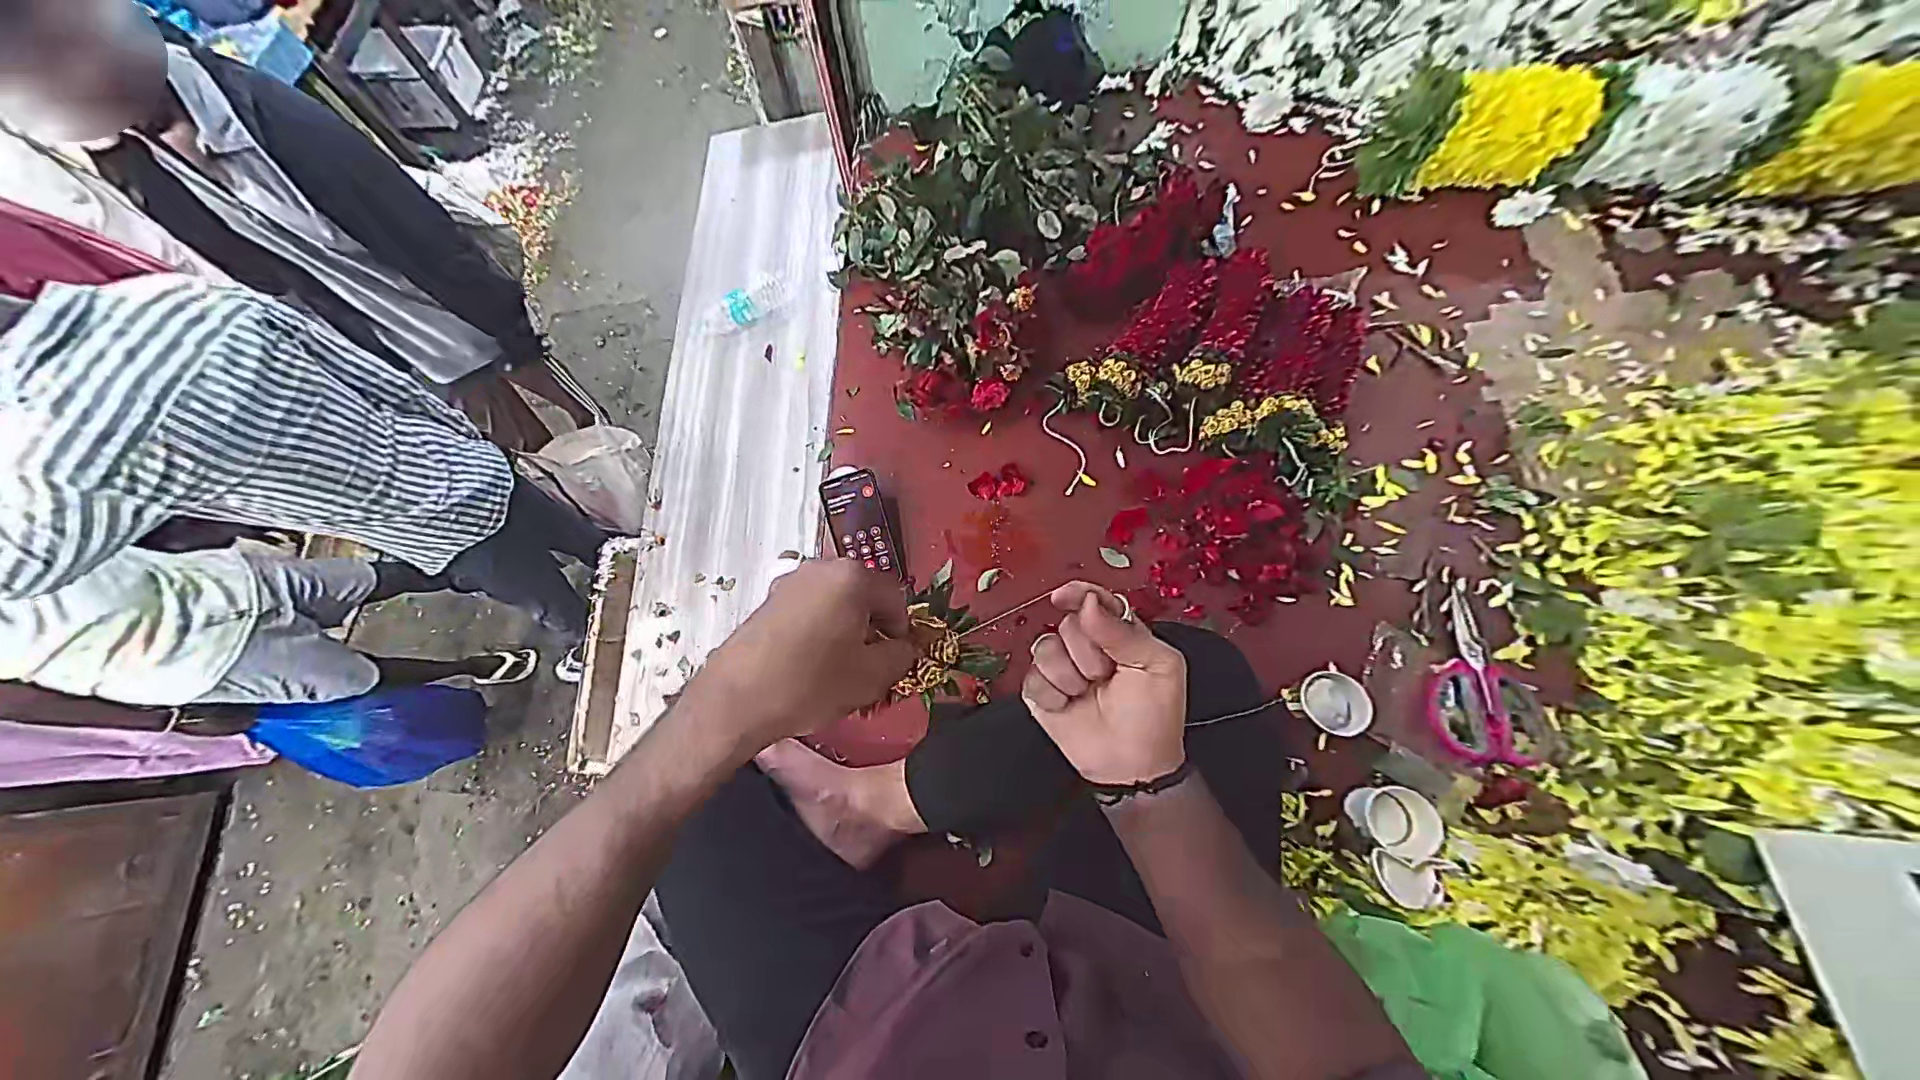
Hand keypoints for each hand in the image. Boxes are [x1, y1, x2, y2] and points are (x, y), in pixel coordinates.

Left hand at [688, 559, 917, 758]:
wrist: (736, 700)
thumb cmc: (812, 683)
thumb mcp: (872, 676)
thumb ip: (901, 655)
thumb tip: (905, 647)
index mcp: (852, 577)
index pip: (896, 598)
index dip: (901, 631)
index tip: (894, 660)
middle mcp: (821, 568)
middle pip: (863, 597)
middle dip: (871, 629)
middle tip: (869, 667)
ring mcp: (790, 583)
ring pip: (835, 604)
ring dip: (845, 630)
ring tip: (838, 669)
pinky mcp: (768, 602)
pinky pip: (808, 611)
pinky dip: (818, 631)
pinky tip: (809, 665)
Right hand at [1021, 582, 1186, 785]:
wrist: (1133, 766)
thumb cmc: (1154, 716)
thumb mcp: (1157, 666)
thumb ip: (1123, 631)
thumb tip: (1089, 602)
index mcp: (1117, 632)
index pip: (1093, 599)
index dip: (1078, 593)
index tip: (1065, 597)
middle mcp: (1086, 645)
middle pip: (1069, 624)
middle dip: (1087, 652)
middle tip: (1107, 675)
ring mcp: (1061, 667)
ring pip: (1046, 648)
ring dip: (1070, 676)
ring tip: (1089, 693)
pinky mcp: (1041, 691)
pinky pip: (1033, 678)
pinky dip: (1054, 694)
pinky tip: (1070, 705)